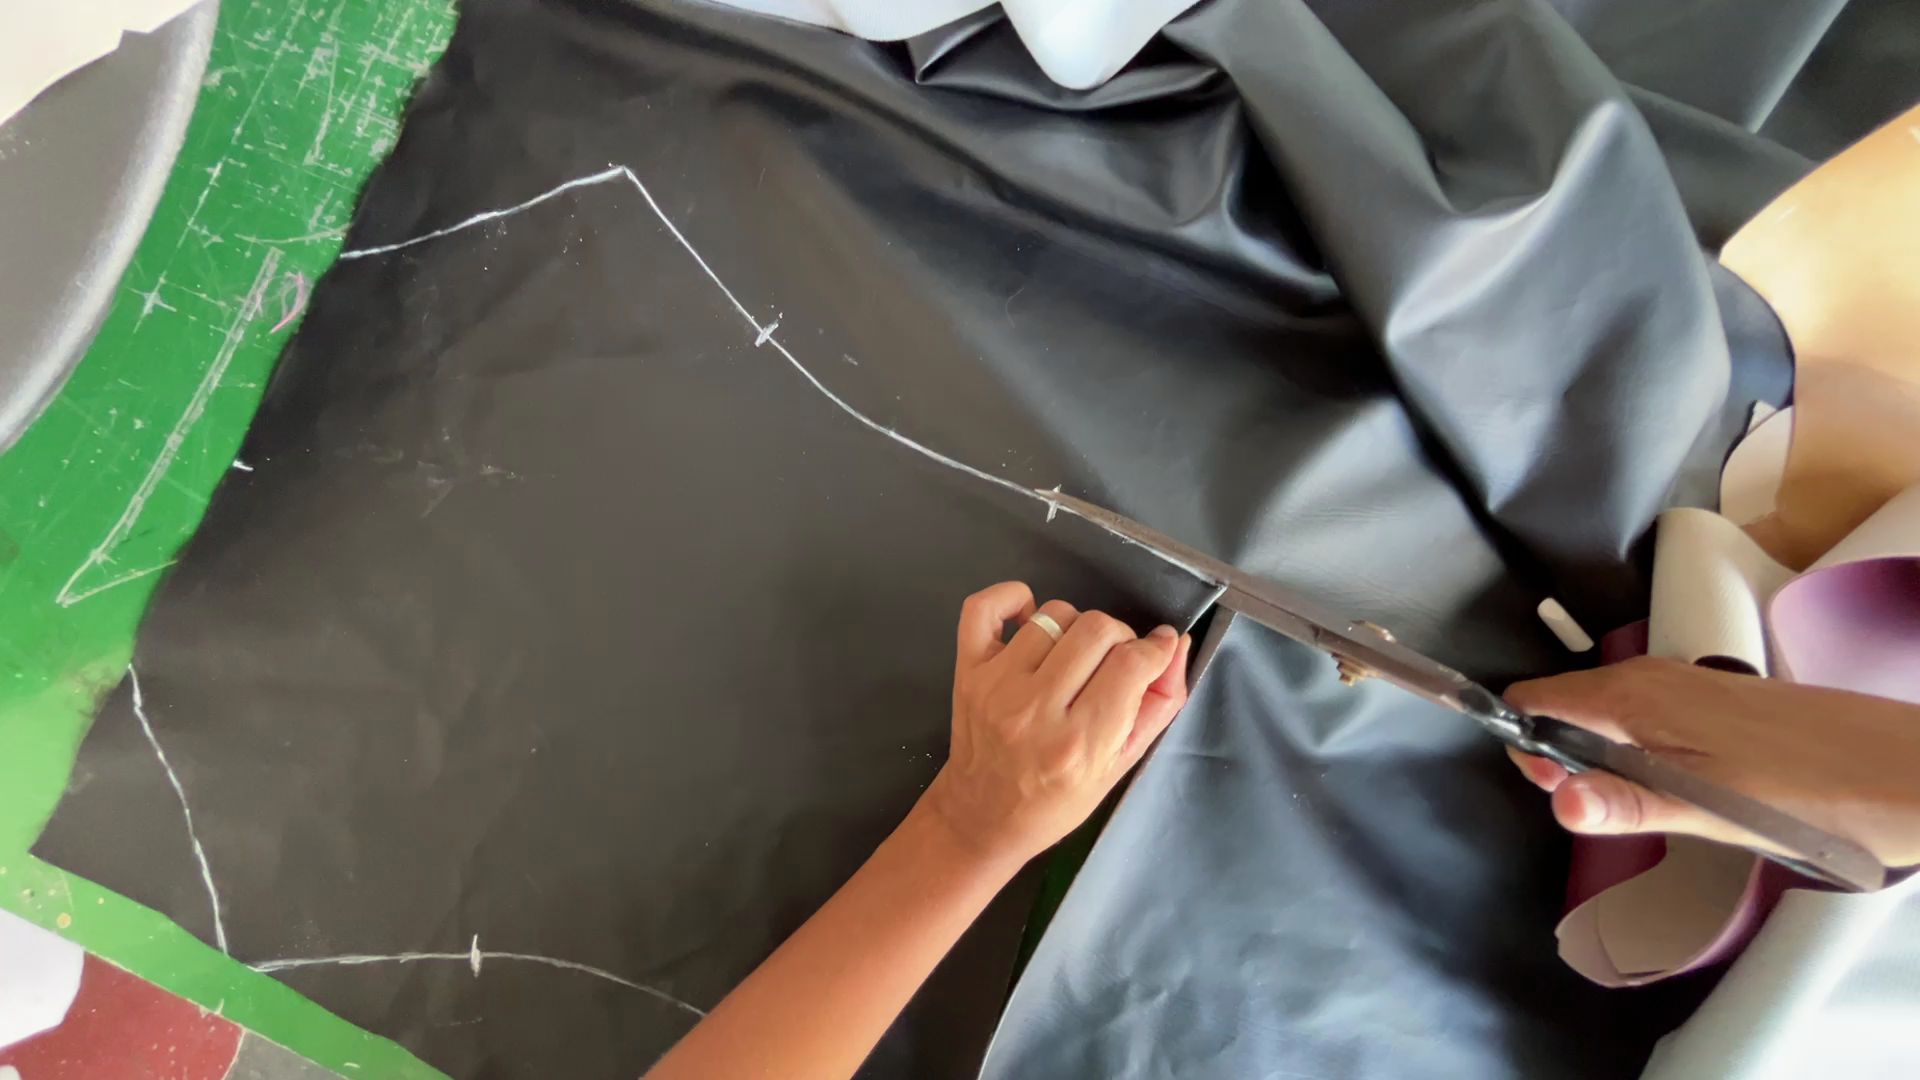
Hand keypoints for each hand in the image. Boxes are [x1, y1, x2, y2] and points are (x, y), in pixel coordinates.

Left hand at [919, 581, 1191, 865]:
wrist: (982, 815)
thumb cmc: (1057, 800)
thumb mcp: (1121, 767)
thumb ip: (1158, 705)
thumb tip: (1176, 644)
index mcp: (1079, 744)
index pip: (1132, 663)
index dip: (1155, 649)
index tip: (1156, 651)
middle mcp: (1035, 710)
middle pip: (1097, 629)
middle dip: (1119, 638)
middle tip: (1112, 663)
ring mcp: (996, 685)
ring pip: (1054, 614)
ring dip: (1074, 629)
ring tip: (1071, 659)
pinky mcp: (967, 670)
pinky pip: (986, 606)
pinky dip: (1013, 598)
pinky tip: (1030, 621)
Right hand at [1506, 656, 1919, 867]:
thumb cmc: (1823, 792)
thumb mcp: (1718, 811)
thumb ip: (1629, 805)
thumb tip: (1558, 804)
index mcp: (1628, 694)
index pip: (1528, 700)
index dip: (1526, 745)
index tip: (1562, 786)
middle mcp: (1643, 675)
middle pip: (1559, 705)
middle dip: (1564, 754)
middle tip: (1615, 802)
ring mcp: (1679, 680)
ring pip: (1599, 710)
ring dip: (1602, 753)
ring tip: (1658, 796)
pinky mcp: (1708, 692)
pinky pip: (1639, 711)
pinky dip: (1638, 744)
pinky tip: (1688, 779)